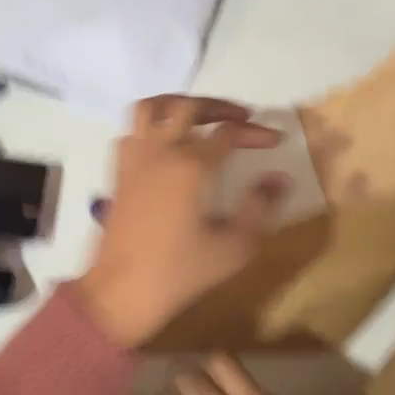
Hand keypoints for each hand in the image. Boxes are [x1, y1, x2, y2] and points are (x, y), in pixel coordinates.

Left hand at [78, 96, 288, 346]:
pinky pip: (131, 132)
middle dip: (218, 106)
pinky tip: (166, 144)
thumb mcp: (234, 247)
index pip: (227, 132)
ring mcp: (132, 159)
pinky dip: (150, 126)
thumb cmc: (181, 272)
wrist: (122, 290)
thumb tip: (277, 178)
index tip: (275, 140)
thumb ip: (260, 207)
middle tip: (241, 117)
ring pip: (149, 108)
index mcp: (189, 166)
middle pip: (186, 107)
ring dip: (177, 104)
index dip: (254, 131)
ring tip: (199, 116)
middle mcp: (158, 152)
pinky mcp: (117, 173)